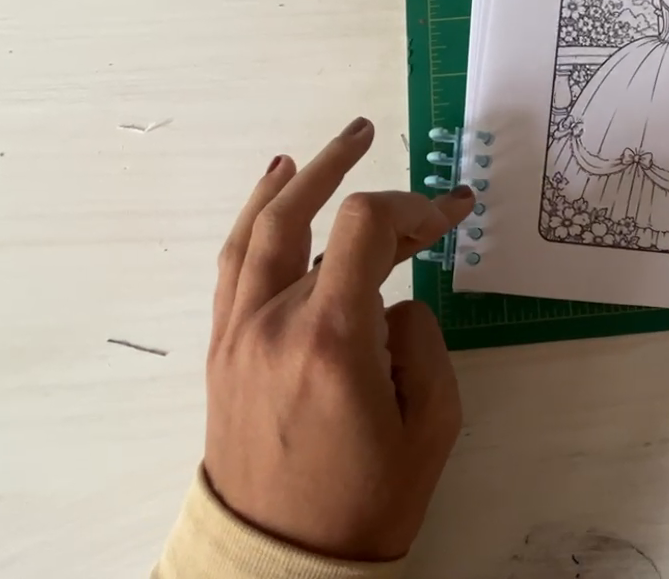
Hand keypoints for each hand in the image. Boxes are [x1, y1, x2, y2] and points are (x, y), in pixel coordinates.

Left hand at [203, 117, 472, 561]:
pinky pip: (235, 261)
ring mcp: (239, 332)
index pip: (367, 227)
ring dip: (296, 177)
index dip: (411, 205)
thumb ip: (424, 342)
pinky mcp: (223, 347)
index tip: (445, 215)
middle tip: (373, 133)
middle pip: (315, 217)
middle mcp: (276, 323)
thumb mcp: (433, 423)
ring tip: (327, 144)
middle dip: (349, 169)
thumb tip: (397, 302)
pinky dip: (256, 215)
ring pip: (263, 229)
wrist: (280, 562)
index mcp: (332, 341)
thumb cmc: (366, 499)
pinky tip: (273, 188)